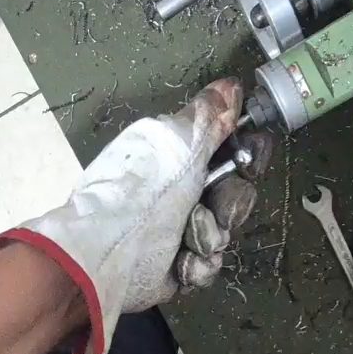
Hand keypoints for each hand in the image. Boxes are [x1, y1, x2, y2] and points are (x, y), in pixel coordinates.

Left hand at [0, 80, 248, 353]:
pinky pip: (208, 266)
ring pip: (224, 234)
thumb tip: (229, 86)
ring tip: (185, 243)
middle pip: (235, 195)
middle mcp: (181, 191)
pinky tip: (179, 265)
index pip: (232, 151)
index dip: (247, 157)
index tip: (247, 164)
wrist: (104, 258)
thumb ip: (208, 118)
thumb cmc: (138, 197)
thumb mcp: (176, 146)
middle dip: (227, 207)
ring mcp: (179, 231)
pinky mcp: (176, 267)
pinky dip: (197, 267)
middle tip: (205, 211)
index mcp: (178, 157)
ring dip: (208, 239)